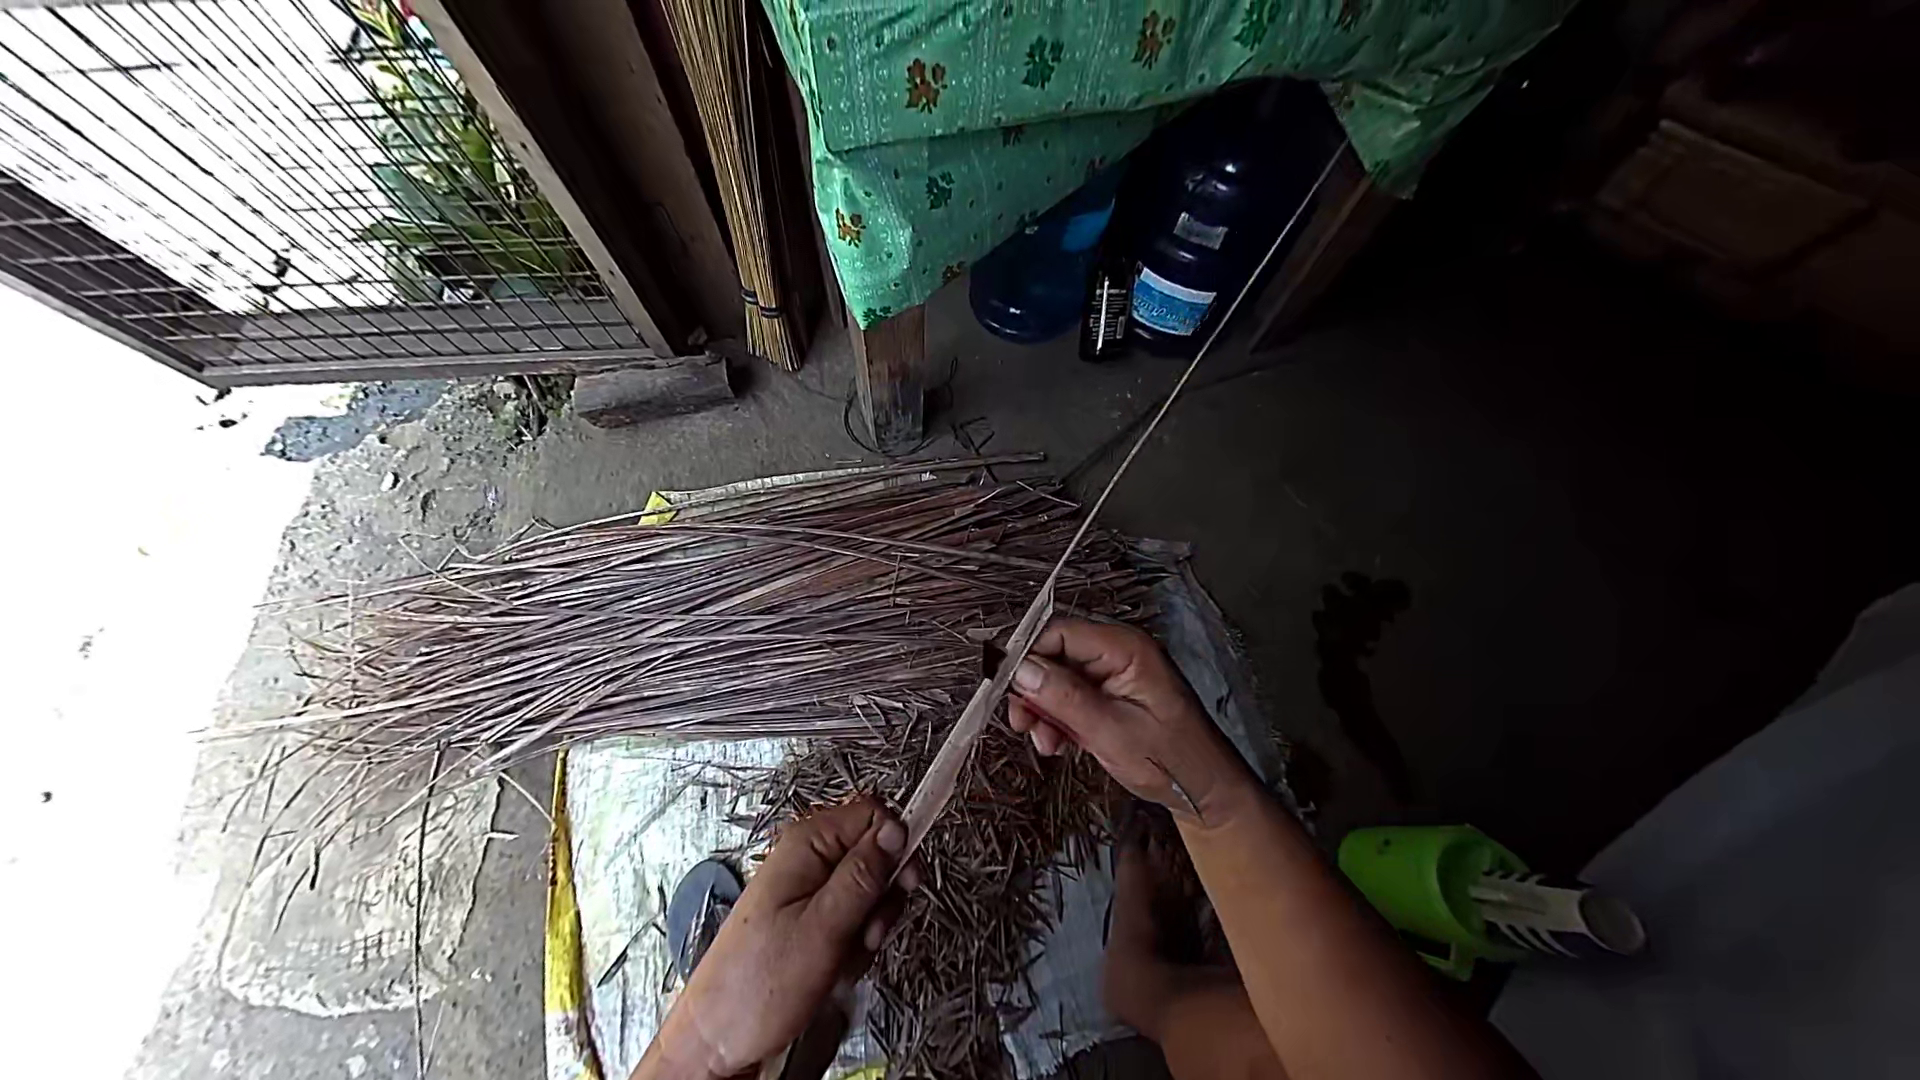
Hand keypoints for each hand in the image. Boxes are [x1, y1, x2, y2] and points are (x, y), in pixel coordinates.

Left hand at [637, 797, 922, 1079]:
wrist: (716, 1043)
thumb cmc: (757, 988)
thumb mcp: (823, 928)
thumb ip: (864, 874)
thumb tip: (896, 828)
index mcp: (807, 843)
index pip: (872, 814)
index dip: (896, 843)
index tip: (905, 878)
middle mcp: (809, 857)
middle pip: (875, 853)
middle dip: (883, 895)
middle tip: (871, 929)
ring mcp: (810, 888)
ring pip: (869, 890)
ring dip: (869, 927)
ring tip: (846, 957)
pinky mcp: (811, 916)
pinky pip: (854, 917)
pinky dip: (855, 944)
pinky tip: (836, 967)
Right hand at [1008, 617, 1255, 826]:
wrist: (1205, 793)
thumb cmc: (1172, 761)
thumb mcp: (1111, 731)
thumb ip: (1063, 698)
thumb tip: (1020, 669)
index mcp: (1124, 648)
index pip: (1059, 633)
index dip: (1027, 655)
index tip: (1004, 684)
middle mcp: (1115, 654)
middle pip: (1054, 656)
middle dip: (1033, 690)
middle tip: (1020, 722)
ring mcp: (1111, 675)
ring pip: (1056, 679)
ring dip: (1042, 710)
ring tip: (1044, 741)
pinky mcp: (1107, 695)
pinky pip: (1068, 697)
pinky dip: (1057, 719)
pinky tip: (1057, 743)